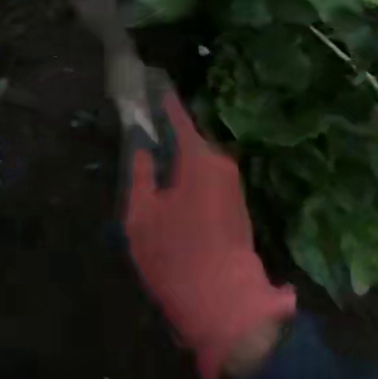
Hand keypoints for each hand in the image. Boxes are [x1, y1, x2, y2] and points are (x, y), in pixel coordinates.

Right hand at [124, 86, 296, 378]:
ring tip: (150, 161)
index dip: (161, 96)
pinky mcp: (237, 201)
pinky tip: (172, 189)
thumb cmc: (176, 257)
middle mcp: (220, 161)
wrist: (226, 302)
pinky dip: (189, 174)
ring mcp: (232, 181)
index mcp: (198, 157)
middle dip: (165, 132)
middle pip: (188, 136)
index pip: (177, 114)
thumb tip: (141, 142)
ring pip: (198, 158)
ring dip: (177, 157)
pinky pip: (207, 176)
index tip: (149, 76)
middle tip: (140, 128)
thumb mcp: (142, 217)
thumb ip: (140, 173)